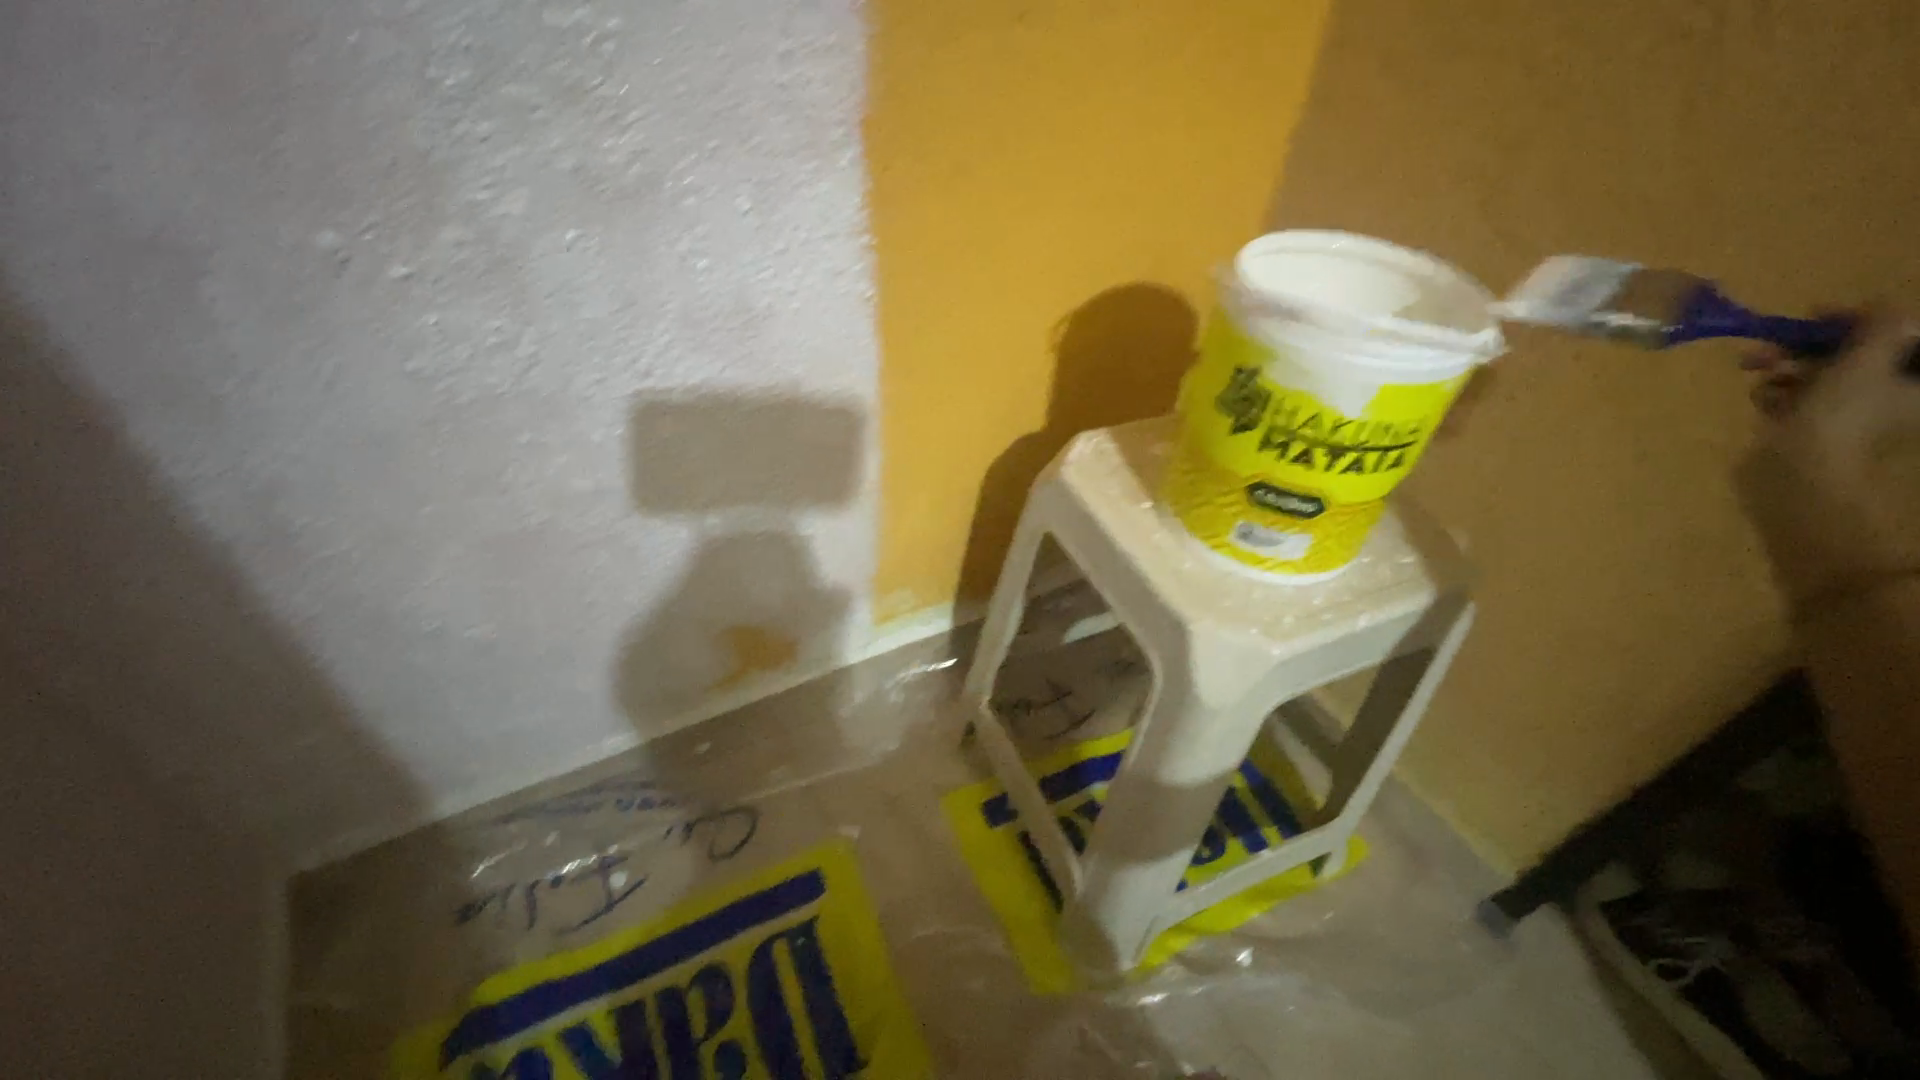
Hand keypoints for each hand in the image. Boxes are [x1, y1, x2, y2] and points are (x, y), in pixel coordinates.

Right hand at [1734, 309, 1919, 612]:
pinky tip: (1763, 397)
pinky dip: (1778, 393)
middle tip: (1769, 344)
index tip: (1817, 314)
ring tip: (1754, 370)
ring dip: (1783, 368)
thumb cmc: (1841, 416)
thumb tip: (1880, 304)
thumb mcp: (1865, 361)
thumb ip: (1878, 326)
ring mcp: (1853, 413)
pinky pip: (1799, 398)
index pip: (1896, 335)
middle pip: (1853, 353)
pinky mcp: (1818, 427)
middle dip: (1807, 346)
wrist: (1802, 475)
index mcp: (1918, 380)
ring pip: (1818, 374)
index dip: (1859, 320)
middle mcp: (1894, 394)